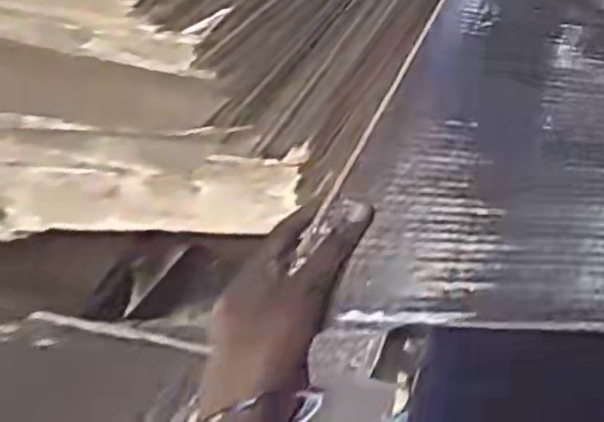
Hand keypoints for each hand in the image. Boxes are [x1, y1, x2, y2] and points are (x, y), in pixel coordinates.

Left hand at [196, 200, 373, 419]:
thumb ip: (332, 249)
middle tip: (348, 230)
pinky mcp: (260, 347)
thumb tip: (362, 207)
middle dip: (316, 244)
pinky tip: (330, 300)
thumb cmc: (271, 341)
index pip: (282, 233)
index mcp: (245, 278)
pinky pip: (290, 310)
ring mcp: (248, 325)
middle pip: (284, 259)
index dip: (311, 214)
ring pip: (288, 286)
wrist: (248, 409)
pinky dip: (311, 300)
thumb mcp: (305, 289)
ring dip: (315, 274)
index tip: (339, 201)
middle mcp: (241, 297)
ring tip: (346, 261)